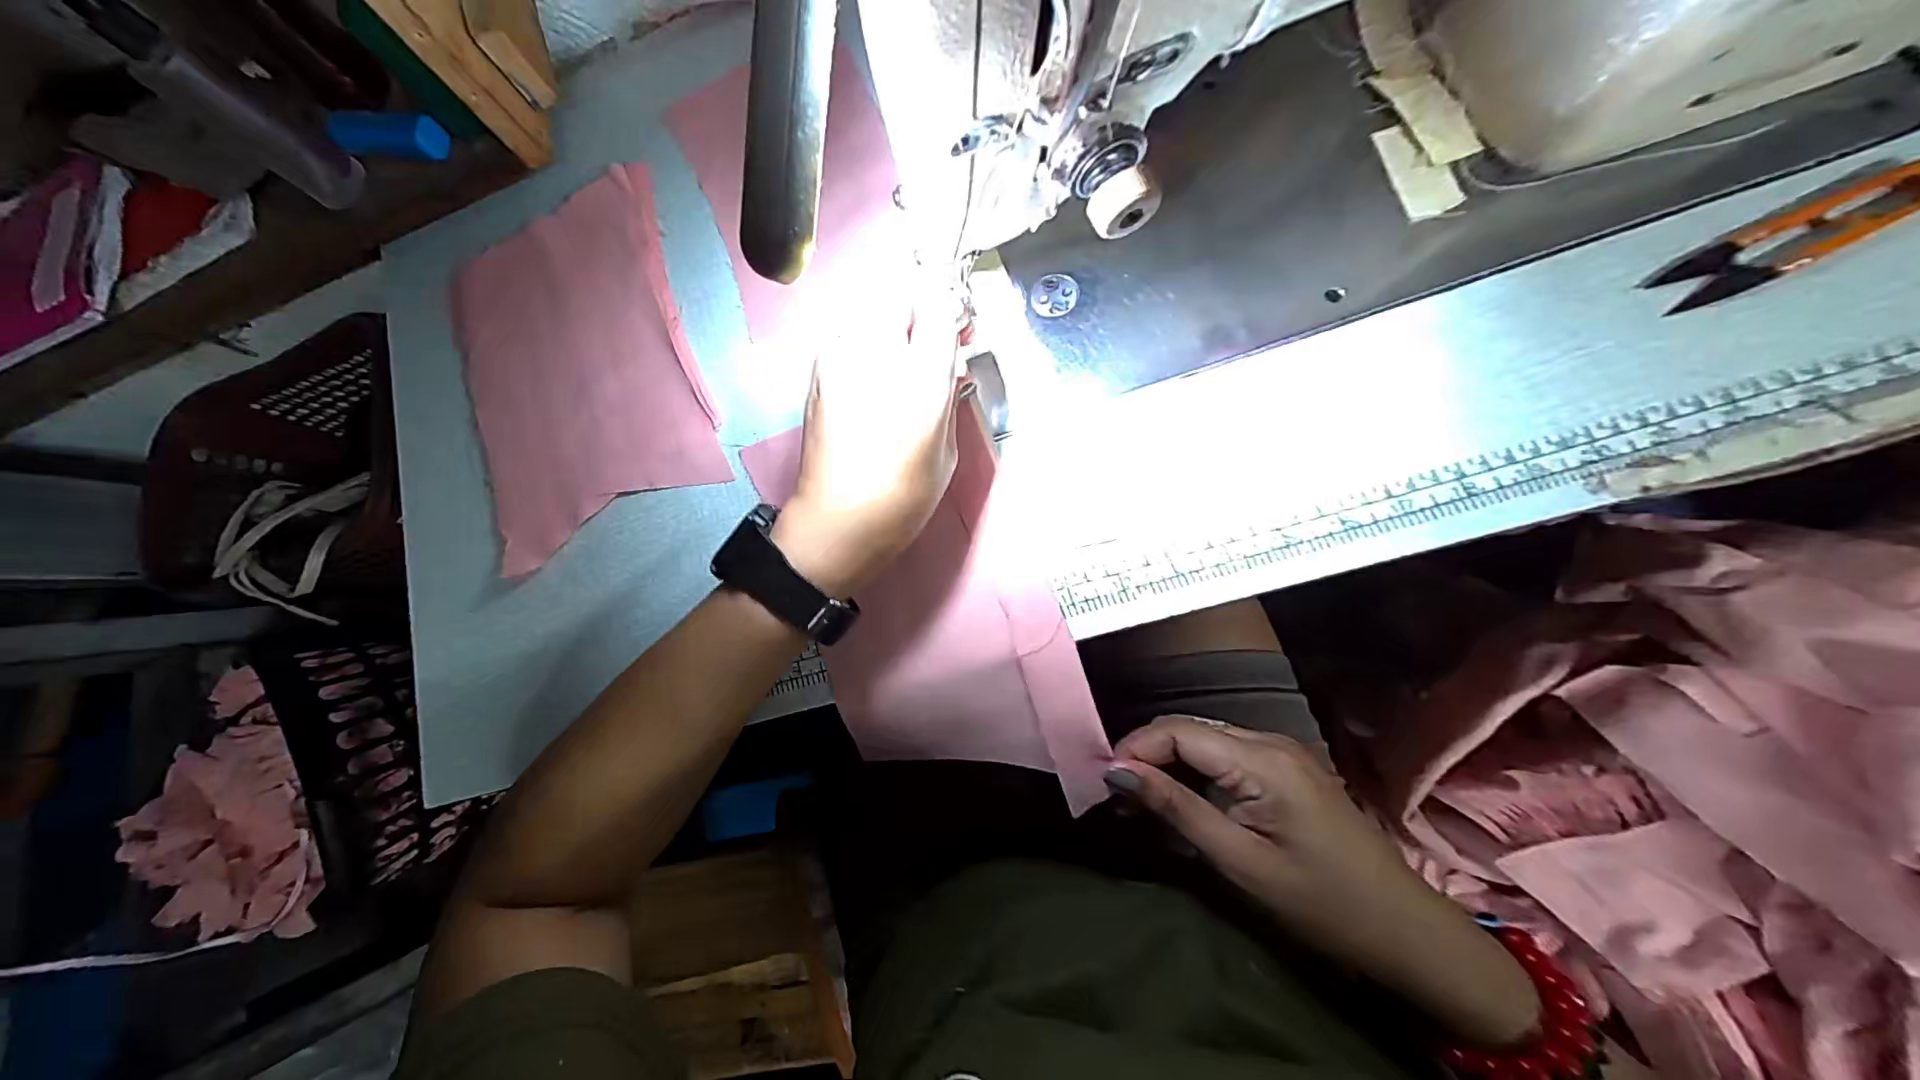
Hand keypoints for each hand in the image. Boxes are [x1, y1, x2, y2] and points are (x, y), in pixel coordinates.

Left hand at [770, 289, 963, 597]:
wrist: (836, 520)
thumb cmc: (902, 496)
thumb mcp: (947, 446)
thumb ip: (948, 391)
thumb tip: (948, 358)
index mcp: (921, 377)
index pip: (940, 299)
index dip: (955, 303)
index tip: (961, 325)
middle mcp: (876, 352)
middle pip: (902, 286)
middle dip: (924, 299)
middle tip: (936, 332)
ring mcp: (840, 353)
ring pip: (874, 301)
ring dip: (896, 317)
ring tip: (907, 354)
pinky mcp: (819, 364)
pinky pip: (852, 329)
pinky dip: (871, 337)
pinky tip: (879, 372)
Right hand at [1108, 715, 1540, 1047]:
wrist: (1403, 929)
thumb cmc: (1320, 902)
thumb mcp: (1239, 860)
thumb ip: (1176, 808)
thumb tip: (1116, 771)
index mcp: (1262, 760)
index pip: (1178, 730)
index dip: (1135, 748)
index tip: (1104, 781)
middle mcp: (1271, 740)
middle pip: (1189, 727)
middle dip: (1147, 753)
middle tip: (1116, 793)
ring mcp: (1282, 750)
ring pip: (1205, 737)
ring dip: (1168, 761)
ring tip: (1139, 798)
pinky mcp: (1287, 766)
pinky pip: (1226, 752)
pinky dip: (1194, 768)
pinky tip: (1180, 796)